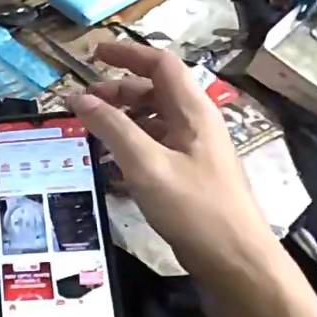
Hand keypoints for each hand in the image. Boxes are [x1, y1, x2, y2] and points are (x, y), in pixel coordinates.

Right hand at [67, 41, 282, 286]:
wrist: (236, 262)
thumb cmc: (195, 208)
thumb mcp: (146, 165)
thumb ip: (112, 128)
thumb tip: (79, 98)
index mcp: (193, 112)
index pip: (160, 64)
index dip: (127, 54)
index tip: (93, 54)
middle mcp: (194, 124)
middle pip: (152, 92)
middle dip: (115, 92)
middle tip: (83, 104)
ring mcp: (192, 151)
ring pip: (150, 121)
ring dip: (119, 121)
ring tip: (89, 134)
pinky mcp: (187, 176)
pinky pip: (152, 148)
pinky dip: (127, 147)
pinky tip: (107, 164)